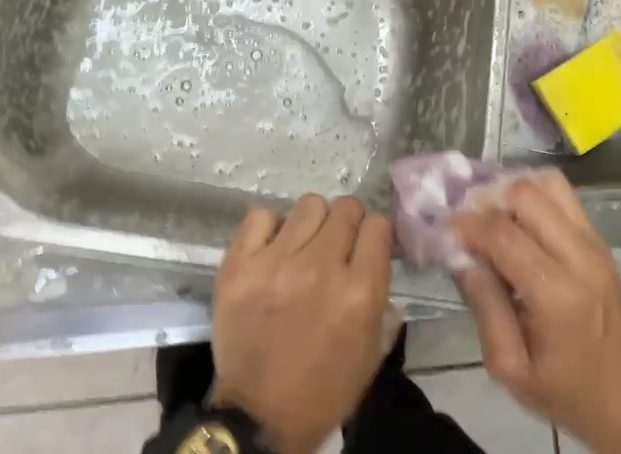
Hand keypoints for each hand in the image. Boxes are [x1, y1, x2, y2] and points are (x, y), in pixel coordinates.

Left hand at [210, 195, 393, 453]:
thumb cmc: (324, 388)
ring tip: (303, 246)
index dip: (375, 234)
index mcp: (360, 292)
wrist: (261, 415)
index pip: (378, 225)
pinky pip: (260, 215)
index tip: (366, 246)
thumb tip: (378, 255)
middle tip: (336, 245)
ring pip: (307, 204)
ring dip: (312, 222)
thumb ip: (382, 297)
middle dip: (347, 224)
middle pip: (345, 208)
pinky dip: (269, 227)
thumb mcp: (372, 351)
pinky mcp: (238, 265)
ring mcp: (276, 263)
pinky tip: (272, 248)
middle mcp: (321, 269)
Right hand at [454, 174, 620, 453]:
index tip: (443, 233)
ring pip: (545, 183)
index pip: (501, 233)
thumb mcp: (509, 367)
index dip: (465, 224)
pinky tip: (514, 220)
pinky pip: (561, 194)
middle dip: (485, 201)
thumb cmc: (563, 391)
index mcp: (557, 295)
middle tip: (466, 224)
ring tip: (491, 218)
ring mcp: (594, 243)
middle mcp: (580, 257)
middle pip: (524, 194)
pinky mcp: (598, 239)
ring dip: (510, 192)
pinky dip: (531, 195)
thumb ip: (483, 305)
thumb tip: (459, 255)